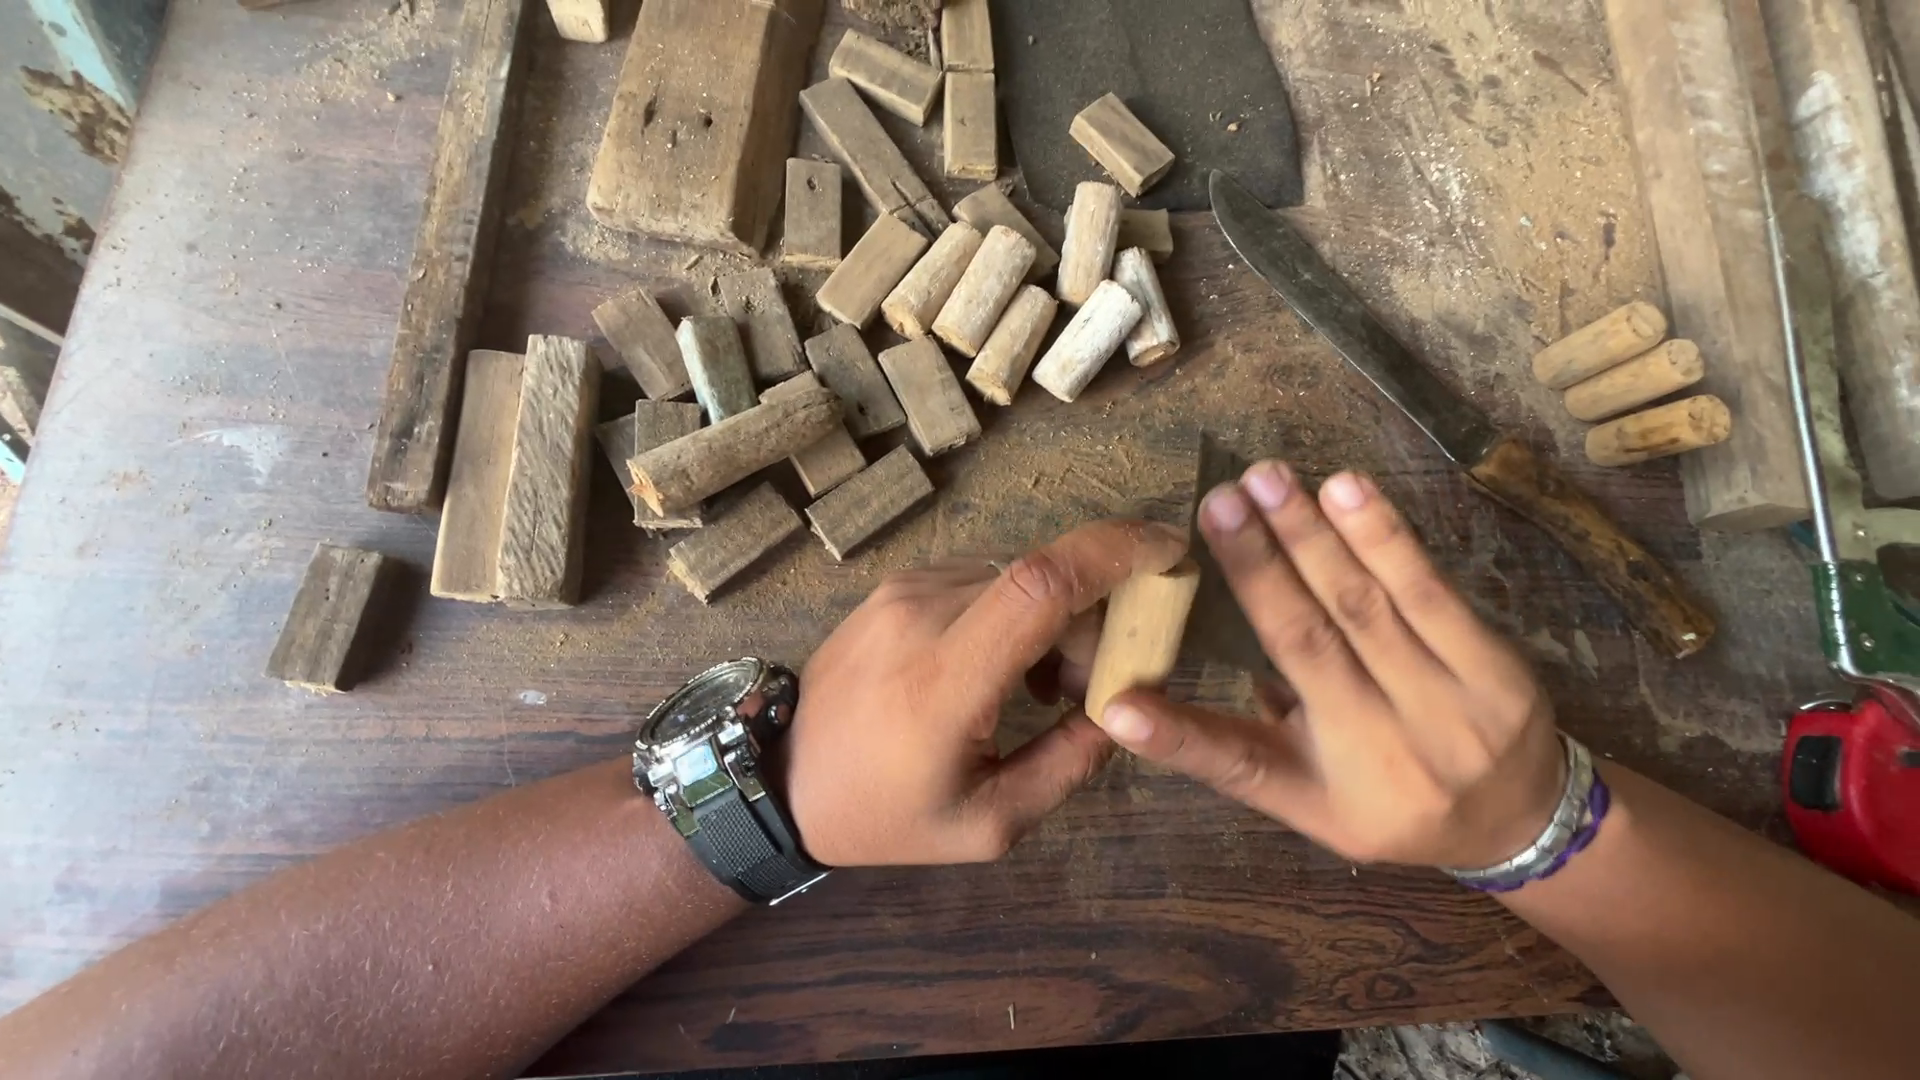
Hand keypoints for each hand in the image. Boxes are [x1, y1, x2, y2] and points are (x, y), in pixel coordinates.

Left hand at [787, 519, 1186, 866]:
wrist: (781, 777)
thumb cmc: (882, 815)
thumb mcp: (986, 824)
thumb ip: (1067, 765)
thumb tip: (1122, 709)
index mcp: (944, 678)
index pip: (1039, 584)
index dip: (1113, 553)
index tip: (1169, 551)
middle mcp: (921, 612)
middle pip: (1042, 578)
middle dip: (1093, 618)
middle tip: (1087, 686)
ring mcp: (903, 590)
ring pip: (1015, 575)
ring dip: (1052, 618)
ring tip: (1040, 685)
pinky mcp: (895, 585)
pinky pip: (981, 580)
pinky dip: (1014, 611)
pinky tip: (1002, 663)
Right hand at [1094, 462, 1565, 869]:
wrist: (1523, 820)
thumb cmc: (1386, 804)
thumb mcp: (1303, 800)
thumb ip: (1228, 753)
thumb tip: (1135, 708)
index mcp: (1334, 785)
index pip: (1241, 755)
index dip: (1177, 732)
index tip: (1116, 700)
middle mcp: (1392, 743)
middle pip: (1309, 641)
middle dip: (1258, 564)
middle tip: (1216, 498)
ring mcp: (1454, 698)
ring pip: (1368, 604)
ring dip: (1313, 534)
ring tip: (1268, 479)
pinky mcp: (1496, 659)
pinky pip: (1430, 588)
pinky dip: (1383, 535)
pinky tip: (1345, 489)